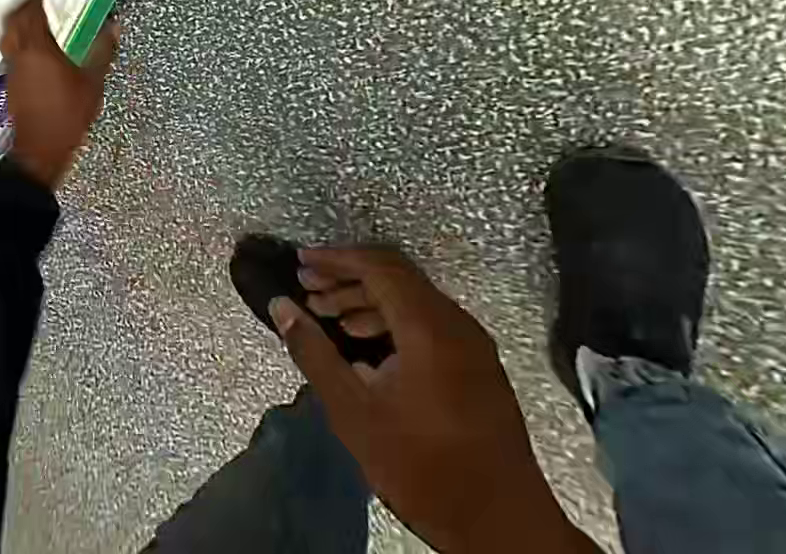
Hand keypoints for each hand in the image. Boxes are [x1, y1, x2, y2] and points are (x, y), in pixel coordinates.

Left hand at [0, 0, 117, 187]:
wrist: (41, 148)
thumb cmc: (68, 113)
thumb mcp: (93, 82)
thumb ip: (102, 50)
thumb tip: (114, 25)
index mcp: (38, 48)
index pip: (31, 12)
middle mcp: (19, 54)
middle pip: (13, 20)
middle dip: (23, 5)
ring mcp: (12, 68)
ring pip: (8, 34)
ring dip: (17, 21)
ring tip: (33, 16)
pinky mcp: (10, 81)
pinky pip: (10, 48)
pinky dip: (18, 38)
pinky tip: (33, 43)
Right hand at [272, 247, 598, 553]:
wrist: (504, 530)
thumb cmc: (422, 468)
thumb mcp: (353, 411)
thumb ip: (313, 351)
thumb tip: (281, 306)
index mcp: (428, 327)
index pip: (377, 266)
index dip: (335, 258)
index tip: (301, 261)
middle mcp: (454, 322)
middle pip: (395, 276)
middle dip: (347, 276)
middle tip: (308, 287)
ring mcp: (471, 342)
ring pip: (411, 298)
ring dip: (366, 299)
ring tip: (328, 315)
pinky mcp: (477, 363)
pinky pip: (427, 320)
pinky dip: (390, 320)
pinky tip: (363, 345)